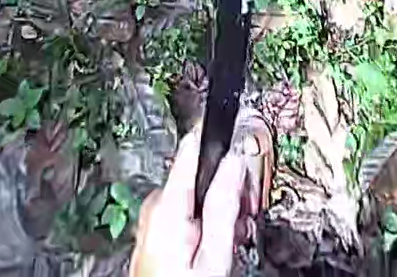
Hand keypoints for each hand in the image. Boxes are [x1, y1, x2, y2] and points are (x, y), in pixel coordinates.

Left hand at [130, 127, 253, 276]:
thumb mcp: (214, 256)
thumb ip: (224, 203)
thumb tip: (235, 159)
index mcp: (166, 205)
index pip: (194, 146)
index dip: (224, 142)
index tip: (244, 144)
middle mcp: (154, 208)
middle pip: (200, 174)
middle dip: (228, 188)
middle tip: (244, 213)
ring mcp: (152, 223)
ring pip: (195, 195)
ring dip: (219, 209)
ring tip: (232, 237)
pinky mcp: (154, 236)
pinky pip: (185, 214)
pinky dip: (205, 222)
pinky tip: (217, 245)